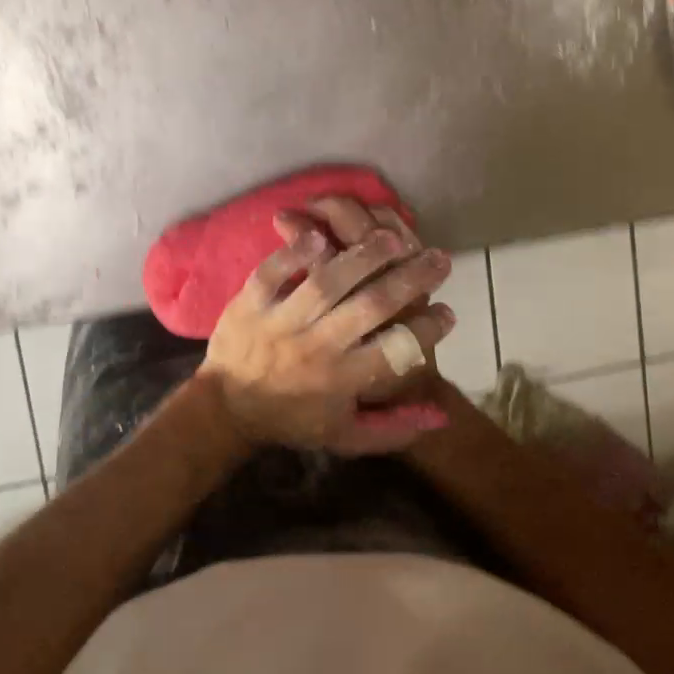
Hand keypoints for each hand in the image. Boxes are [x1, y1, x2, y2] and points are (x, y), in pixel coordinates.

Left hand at [196, 199, 454, 455]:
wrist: (225, 410)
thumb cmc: (291, 420)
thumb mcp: (343, 437)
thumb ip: (391, 430)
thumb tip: (439, 418)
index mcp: (341, 380)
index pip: (394, 352)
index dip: (427, 331)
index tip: (448, 311)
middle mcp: (316, 347)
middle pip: (370, 307)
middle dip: (410, 280)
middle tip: (438, 259)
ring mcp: (281, 322)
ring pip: (327, 282)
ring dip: (363, 257)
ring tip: (394, 239)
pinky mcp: (251, 302)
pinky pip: (273, 272)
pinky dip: (295, 253)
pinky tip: (322, 235)